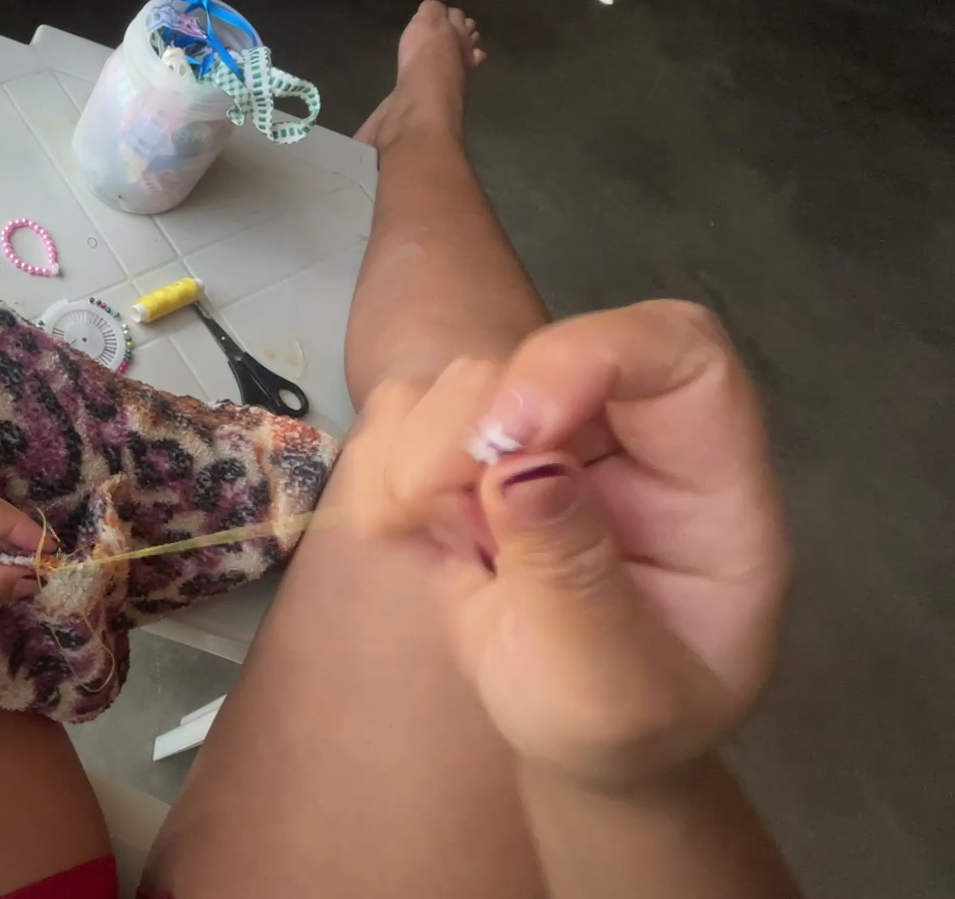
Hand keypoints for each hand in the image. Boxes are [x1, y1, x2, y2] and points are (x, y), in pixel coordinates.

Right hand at [364, 301, 790, 790]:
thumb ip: (574, 577)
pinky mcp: (456, 452)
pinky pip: (395, 416)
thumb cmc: (612, 717)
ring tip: (417, 537)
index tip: (510, 434)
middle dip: (458, 431)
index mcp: (701, 485)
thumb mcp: (611, 683)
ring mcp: (531, 440)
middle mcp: (615, 441)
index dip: (587, 356)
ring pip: (448, 383)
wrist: (560, 725)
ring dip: (406, 458)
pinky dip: (377, 469)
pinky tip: (400, 530)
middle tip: (431, 509)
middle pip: (525, 359)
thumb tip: (520, 469)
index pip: (673, 353)